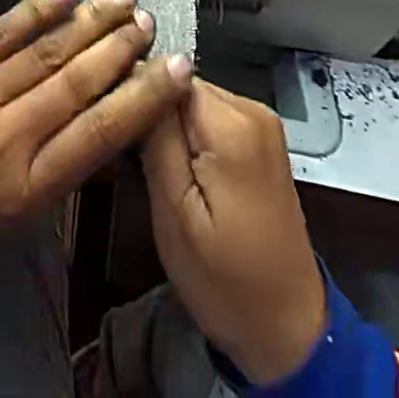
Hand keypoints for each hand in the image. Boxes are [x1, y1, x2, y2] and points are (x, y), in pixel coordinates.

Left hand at [0, 0, 192, 261]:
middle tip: (150, 21)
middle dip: (121, 48)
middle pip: (78, 84)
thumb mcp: (11, 214)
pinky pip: (1, 33)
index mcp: (26, 186)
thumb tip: (115, 118)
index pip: (101, 134)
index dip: (145, 97)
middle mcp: (4, 139)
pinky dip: (39, 10)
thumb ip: (63, 168)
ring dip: (91, 21)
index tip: (179, 68)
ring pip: (46, 52)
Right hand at [141, 80, 326, 384]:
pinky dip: (193, 136)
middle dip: (155, 112)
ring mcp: (263, 123)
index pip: (169, 75)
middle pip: (184, 84)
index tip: (113, 123)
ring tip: (156, 170)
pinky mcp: (263, 139)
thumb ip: (157, 139)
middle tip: (134, 158)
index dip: (137, 93)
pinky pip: (214, 117)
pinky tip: (183, 173)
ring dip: (172, 126)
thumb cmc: (223, 278)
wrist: (285, 324)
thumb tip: (139, 80)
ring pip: (195, 99)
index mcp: (232, 124)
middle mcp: (253, 110)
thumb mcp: (174, 212)